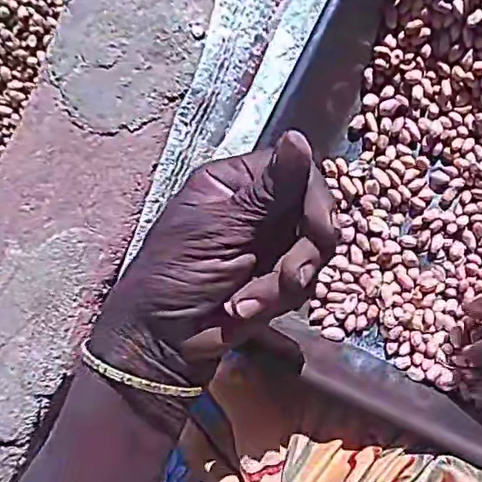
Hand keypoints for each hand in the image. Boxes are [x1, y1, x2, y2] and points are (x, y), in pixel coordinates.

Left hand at [89, 131, 336, 387]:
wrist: (161, 342)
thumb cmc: (173, 276)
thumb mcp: (221, 228)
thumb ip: (269, 189)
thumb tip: (298, 138)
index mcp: (238, 185)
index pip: (297, 173)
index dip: (316, 200)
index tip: (319, 229)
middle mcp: (260, 210)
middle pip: (315, 215)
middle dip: (303, 252)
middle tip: (289, 278)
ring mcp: (271, 244)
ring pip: (313, 253)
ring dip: (283, 283)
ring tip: (245, 303)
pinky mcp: (279, 278)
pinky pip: (305, 282)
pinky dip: (278, 301)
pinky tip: (244, 310)